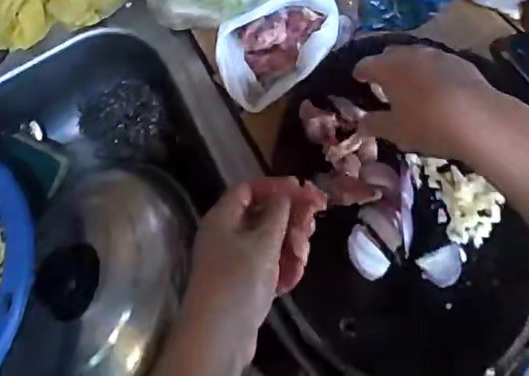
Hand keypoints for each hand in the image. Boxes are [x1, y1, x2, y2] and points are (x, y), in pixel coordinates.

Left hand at [162, 179, 321, 375]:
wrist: (217, 341)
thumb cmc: (238, 280)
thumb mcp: (263, 241)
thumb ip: (279, 212)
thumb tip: (286, 193)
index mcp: (223, 217)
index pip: (250, 188)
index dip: (276, 186)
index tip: (302, 189)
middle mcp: (226, 234)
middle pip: (263, 214)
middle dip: (290, 219)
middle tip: (311, 225)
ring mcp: (235, 261)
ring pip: (269, 242)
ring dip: (290, 246)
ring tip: (301, 257)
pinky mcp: (244, 285)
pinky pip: (267, 266)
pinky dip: (283, 268)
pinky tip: (294, 277)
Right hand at [352, 45, 504, 160]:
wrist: (477, 117)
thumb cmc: (427, 124)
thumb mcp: (396, 131)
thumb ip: (374, 124)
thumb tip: (360, 123)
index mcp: (388, 67)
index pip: (366, 64)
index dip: (360, 72)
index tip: (358, 79)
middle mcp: (409, 53)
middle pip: (390, 54)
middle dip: (385, 66)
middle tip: (384, 83)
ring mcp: (436, 53)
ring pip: (415, 56)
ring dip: (410, 67)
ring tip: (411, 85)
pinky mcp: (458, 60)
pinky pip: (438, 63)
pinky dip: (433, 72)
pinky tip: (439, 89)